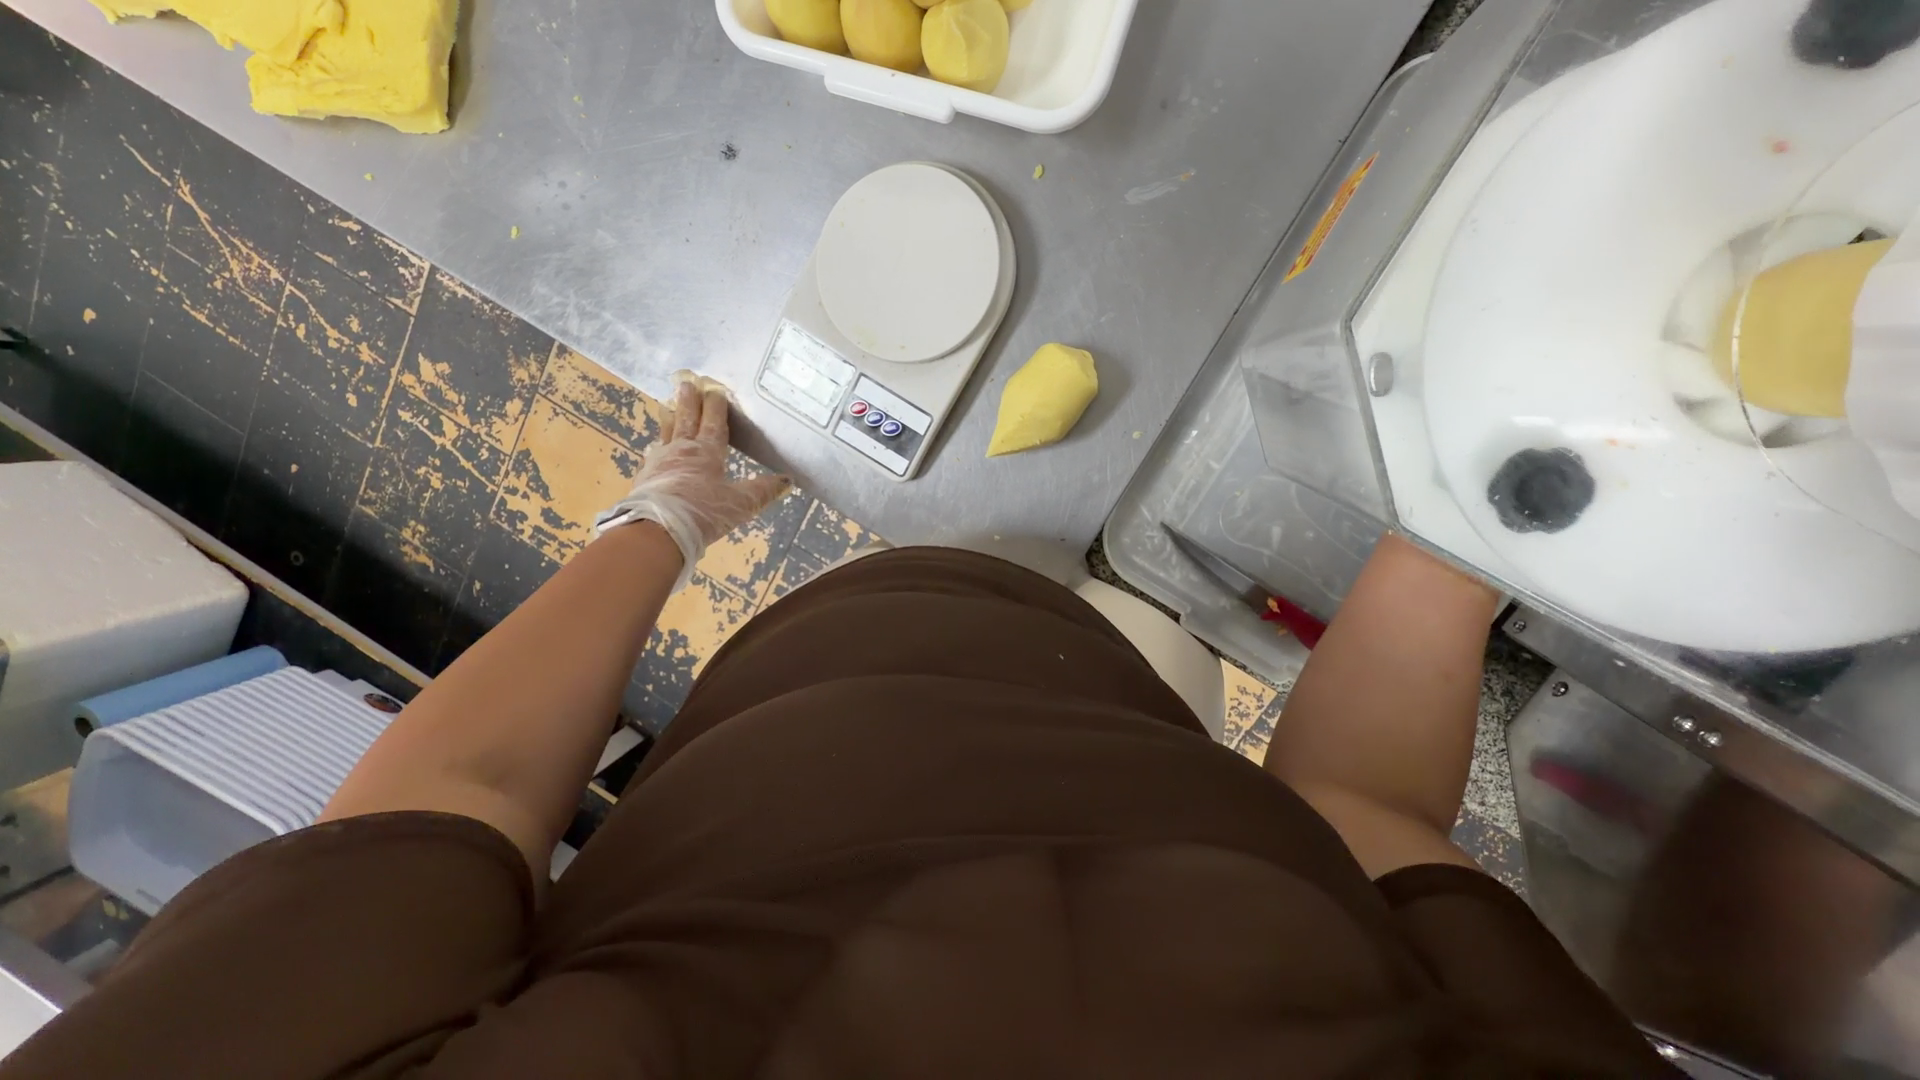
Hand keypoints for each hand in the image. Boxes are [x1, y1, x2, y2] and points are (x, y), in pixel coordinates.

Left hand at [597, 373, 789, 587]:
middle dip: (689, 401)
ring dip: (670, 418)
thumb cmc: (704, 512)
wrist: (658, 530)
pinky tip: (654, 450)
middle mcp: (682, 451)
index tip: (715, 389)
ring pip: (667, 434)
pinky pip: (653, 455)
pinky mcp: (644, 478)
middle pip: (686, 420)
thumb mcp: (741, 503)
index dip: (716, 407)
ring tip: (667, 406)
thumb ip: (763, 491)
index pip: (713, 423)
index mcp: (707, 453)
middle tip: (686, 382)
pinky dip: (657, 447)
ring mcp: (660, 462)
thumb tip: (787, 480)